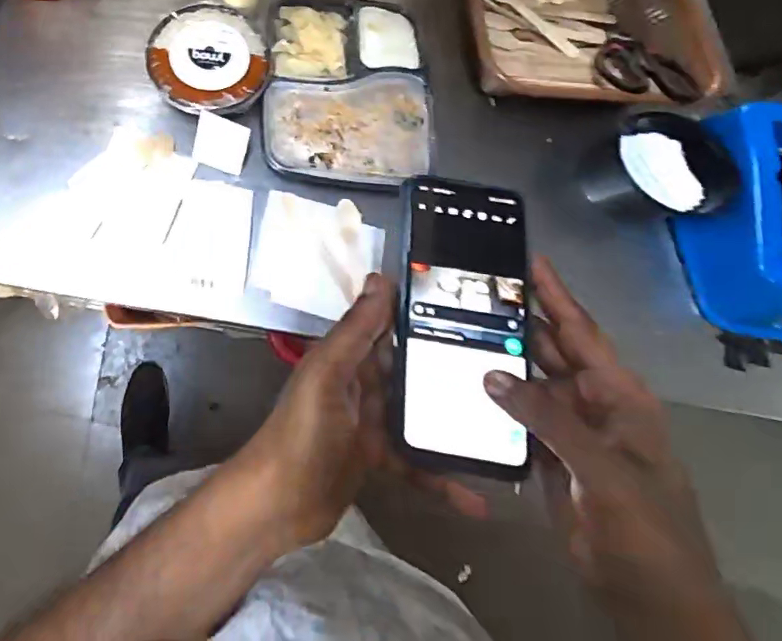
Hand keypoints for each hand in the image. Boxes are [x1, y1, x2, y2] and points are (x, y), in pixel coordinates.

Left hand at [226, 274, 486, 551]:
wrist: (279, 502)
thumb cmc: (301, 431)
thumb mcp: (327, 374)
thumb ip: (355, 331)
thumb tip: (380, 278)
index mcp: (344, 357)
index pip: (384, 326)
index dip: (417, 313)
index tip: (467, 306)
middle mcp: (358, 384)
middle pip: (407, 368)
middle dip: (446, 365)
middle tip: (502, 365)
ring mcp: (369, 423)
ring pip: (417, 412)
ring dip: (451, 419)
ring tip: (501, 422)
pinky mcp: (377, 459)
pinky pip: (417, 464)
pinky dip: (442, 478)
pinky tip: (478, 498)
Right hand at [483, 257, 746, 640]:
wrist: (654, 600)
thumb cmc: (647, 530)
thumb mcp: (603, 470)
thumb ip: (548, 418)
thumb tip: (491, 375)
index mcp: (619, 396)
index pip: (582, 332)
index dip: (557, 295)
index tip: (529, 258)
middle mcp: (594, 403)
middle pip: (552, 349)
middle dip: (519, 319)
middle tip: (475, 288)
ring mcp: (571, 429)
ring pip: (531, 381)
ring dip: (502, 357)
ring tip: (461, 325)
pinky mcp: (551, 455)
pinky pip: (519, 415)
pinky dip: (496, 398)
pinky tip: (466, 381)